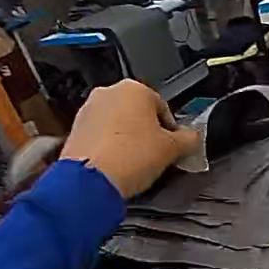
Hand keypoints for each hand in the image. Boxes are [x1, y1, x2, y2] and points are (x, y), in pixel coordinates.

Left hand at [58, 80, 199, 198]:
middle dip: (149, 133)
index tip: (174, 146)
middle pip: (139, 113)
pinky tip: (119, 164)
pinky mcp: (76, 130)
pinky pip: (101, 135)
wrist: (91, 180)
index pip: (164, 108)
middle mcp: (109, 93)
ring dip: (129, 139)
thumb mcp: (173, 149)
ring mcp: (89, 111)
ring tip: (137, 163)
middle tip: (158, 154)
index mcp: (135, 89)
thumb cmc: (130, 157)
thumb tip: (193, 138)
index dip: (173, 130)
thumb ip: (190, 139)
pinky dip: (111, 147)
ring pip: (118, 123)